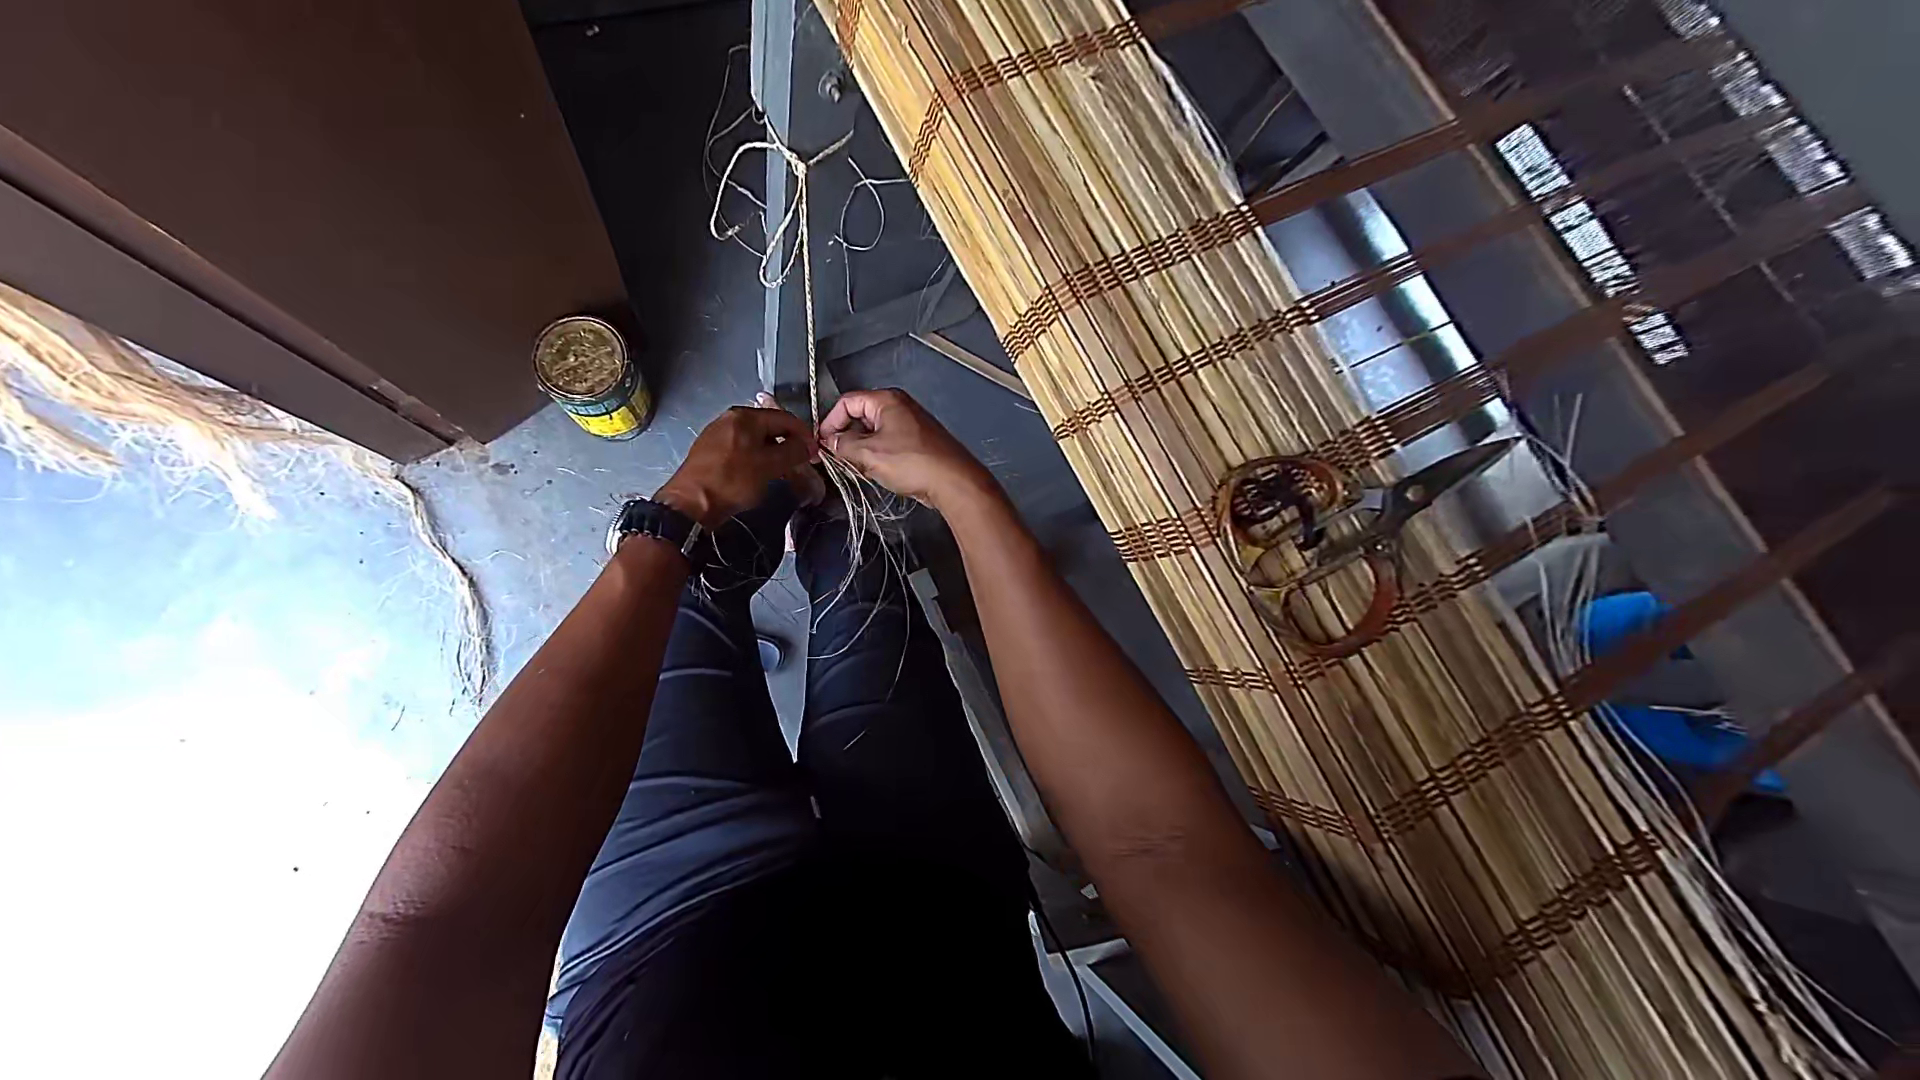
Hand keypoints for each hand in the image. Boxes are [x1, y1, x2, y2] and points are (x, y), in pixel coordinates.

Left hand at [655, 405, 815, 527]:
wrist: (691, 503)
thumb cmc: (732, 481)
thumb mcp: (769, 466)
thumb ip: (793, 451)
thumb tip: (807, 445)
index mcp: (745, 416)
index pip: (785, 418)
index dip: (804, 435)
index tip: (815, 454)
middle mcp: (730, 419)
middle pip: (770, 427)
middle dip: (789, 444)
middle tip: (802, 464)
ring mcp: (718, 434)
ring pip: (756, 439)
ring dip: (774, 453)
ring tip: (785, 471)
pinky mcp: (711, 451)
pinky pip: (743, 449)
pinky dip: (758, 458)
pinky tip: (762, 473)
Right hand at [818, 389, 994, 509]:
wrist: (952, 482)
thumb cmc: (915, 462)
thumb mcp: (868, 453)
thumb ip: (843, 445)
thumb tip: (831, 442)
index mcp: (887, 400)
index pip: (847, 402)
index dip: (830, 422)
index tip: (822, 442)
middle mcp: (900, 407)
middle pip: (861, 417)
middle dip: (847, 438)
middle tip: (839, 458)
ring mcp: (911, 425)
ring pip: (874, 434)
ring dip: (863, 450)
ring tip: (862, 468)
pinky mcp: (918, 443)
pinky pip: (889, 445)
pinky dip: (879, 457)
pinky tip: (880, 473)